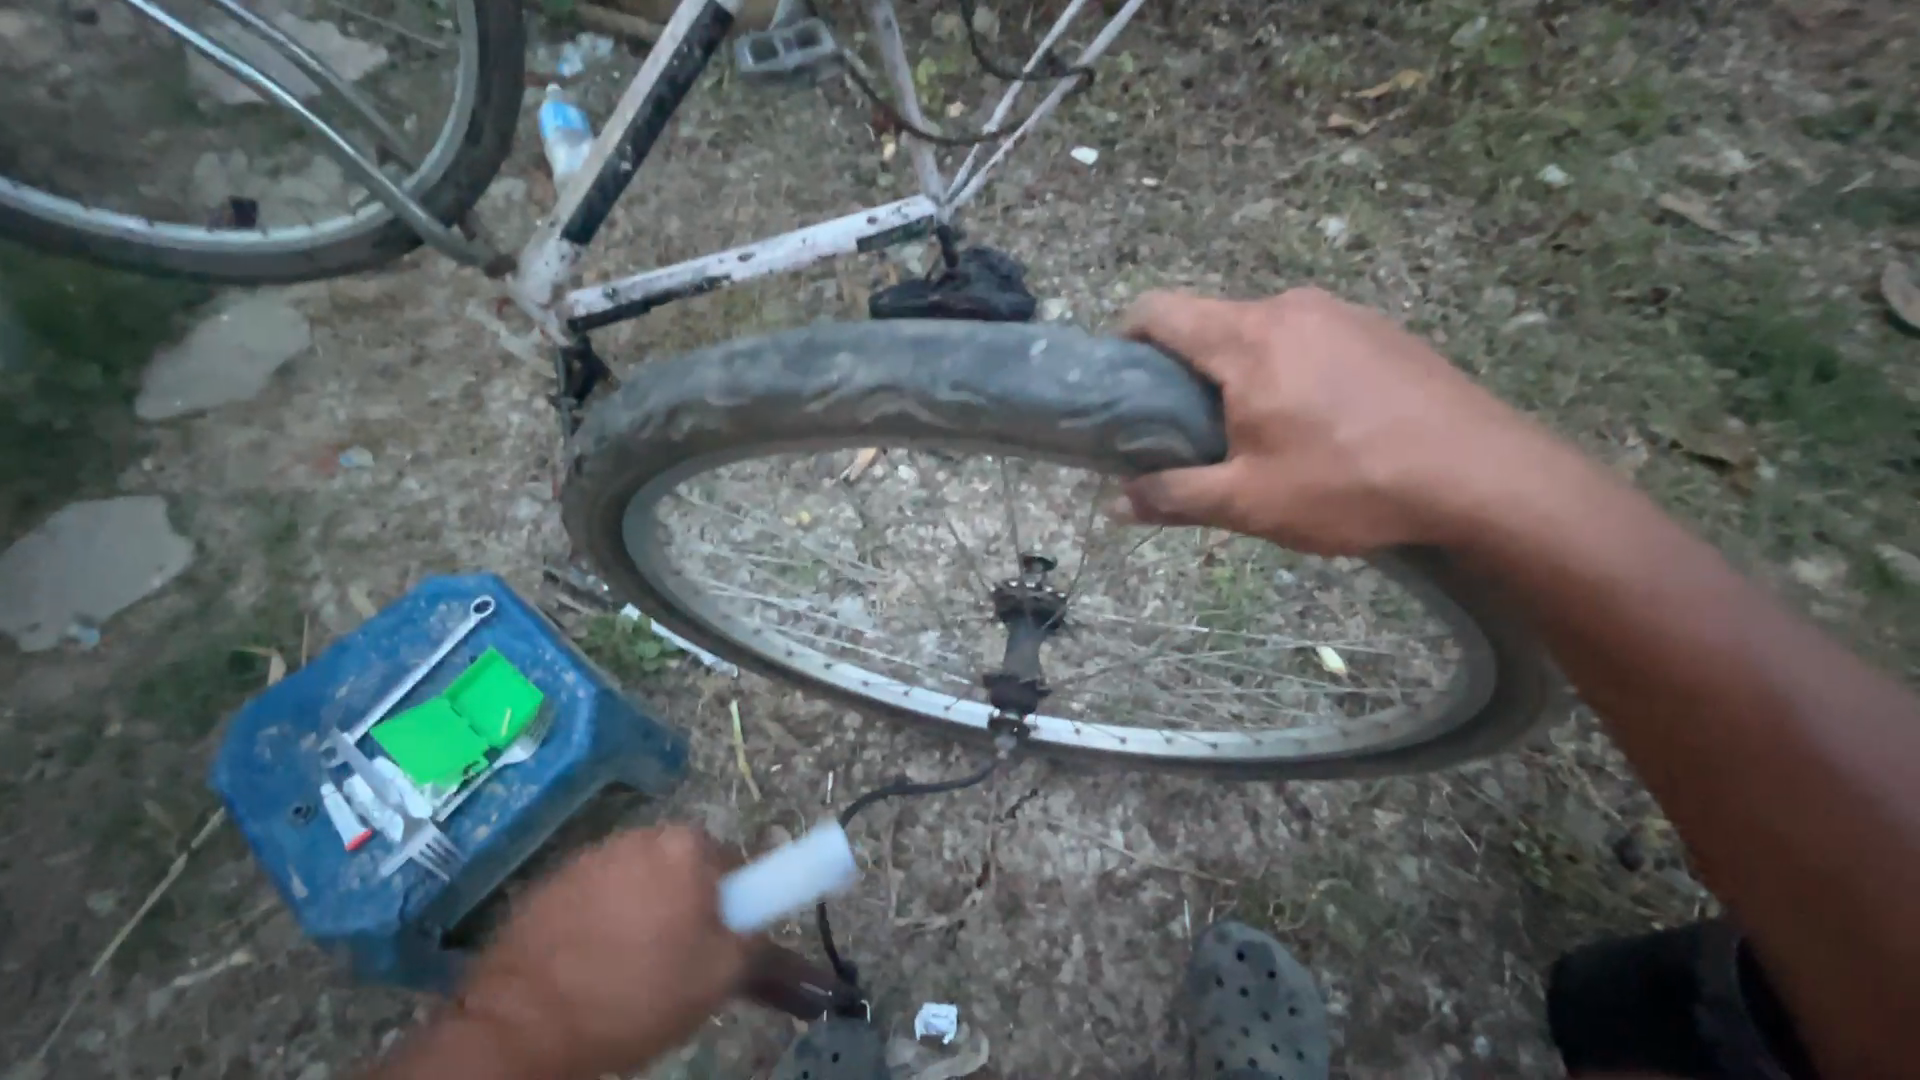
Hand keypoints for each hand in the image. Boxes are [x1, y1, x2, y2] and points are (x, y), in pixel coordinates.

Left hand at [447, 826, 748, 1078]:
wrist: (523, 1024)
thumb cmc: (635, 994)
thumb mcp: (718, 979)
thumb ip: (754, 939)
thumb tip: (757, 923)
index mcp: (687, 846)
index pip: (731, 863)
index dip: (729, 905)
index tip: (713, 943)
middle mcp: (640, 834)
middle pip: (681, 867)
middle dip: (683, 904)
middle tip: (675, 960)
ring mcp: (589, 856)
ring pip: (636, 880)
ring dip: (639, 910)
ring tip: (627, 966)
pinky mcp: (549, 883)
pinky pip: (594, 895)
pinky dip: (598, 920)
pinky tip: (589, 964)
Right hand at [1119, 287, 1549, 553]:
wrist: (1484, 475)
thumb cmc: (1349, 484)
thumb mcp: (1248, 502)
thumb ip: (1173, 497)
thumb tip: (1114, 505)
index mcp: (1247, 339)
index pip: (1159, 310)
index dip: (1124, 337)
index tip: (1118, 382)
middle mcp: (1290, 308)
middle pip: (1209, 323)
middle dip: (1182, 370)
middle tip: (1182, 429)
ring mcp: (1342, 313)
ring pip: (1260, 332)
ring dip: (1236, 372)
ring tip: (1250, 433)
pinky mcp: (1380, 331)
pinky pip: (1308, 339)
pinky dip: (1285, 370)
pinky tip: (1312, 424)